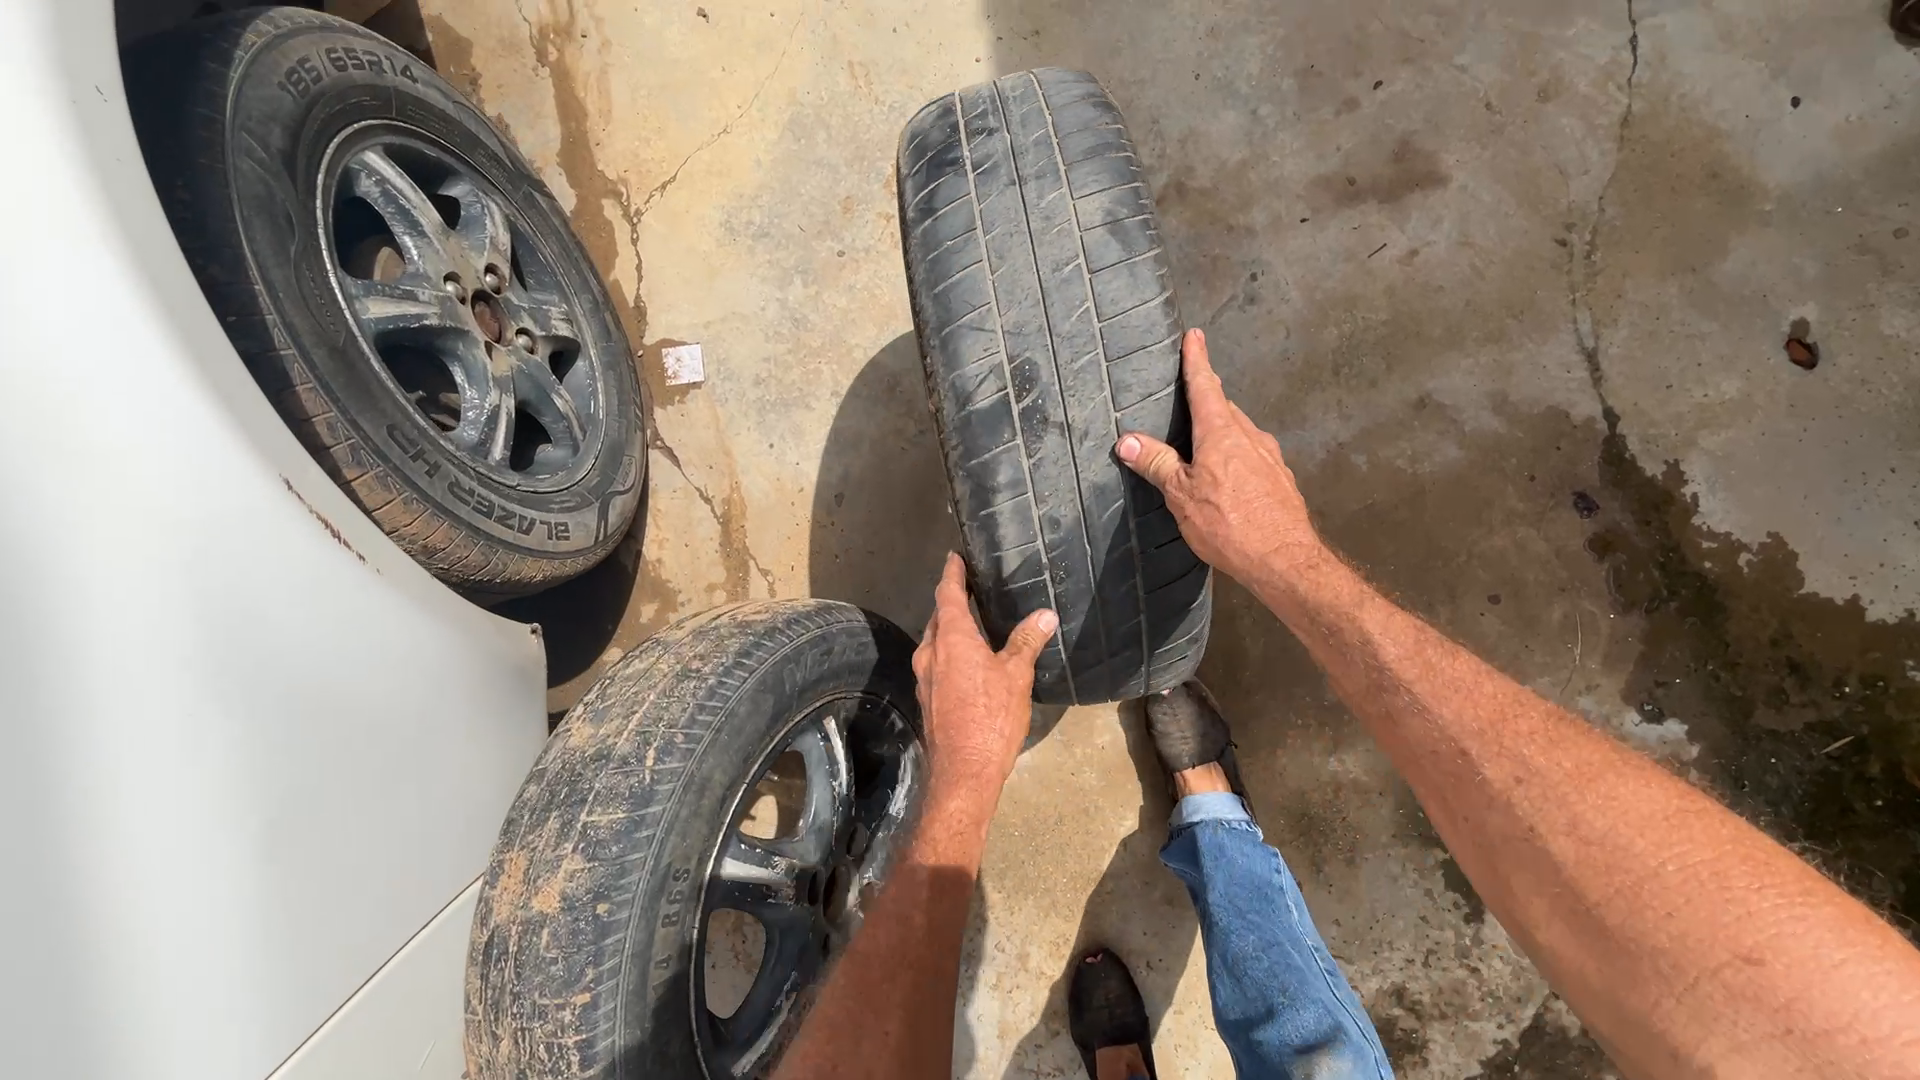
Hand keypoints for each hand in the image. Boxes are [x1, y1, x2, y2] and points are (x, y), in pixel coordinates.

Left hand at [912, 553, 1057, 794]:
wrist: (963, 773)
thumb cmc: (991, 718)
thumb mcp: (1016, 676)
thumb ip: (1026, 642)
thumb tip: (1044, 615)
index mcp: (951, 639)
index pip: (948, 594)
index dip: (952, 574)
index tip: (954, 558)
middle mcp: (930, 653)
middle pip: (938, 617)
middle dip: (950, 601)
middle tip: (968, 588)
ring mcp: (925, 678)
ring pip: (934, 642)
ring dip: (948, 628)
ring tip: (970, 623)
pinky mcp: (928, 699)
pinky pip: (936, 663)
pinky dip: (949, 653)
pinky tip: (965, 662)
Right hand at [1115, 328, 1322, 585]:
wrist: (1284, 560)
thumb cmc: (1229, 525)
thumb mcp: (1181, 495)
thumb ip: (1157, 464)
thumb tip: (1128, 440)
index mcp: (1222, 433)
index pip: (1205, 386)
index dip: (1196, 360)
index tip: (1194, 337)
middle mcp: (1250, 437)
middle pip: (1225, 408)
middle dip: (1207, 398)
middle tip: (1190, 393)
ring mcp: (1269, 458)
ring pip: (1240, 433)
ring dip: (1221, 430)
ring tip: (1202, 444)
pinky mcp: (1280, 480)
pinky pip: (1252, 456)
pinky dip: (1236, 456)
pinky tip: (1227, 478)